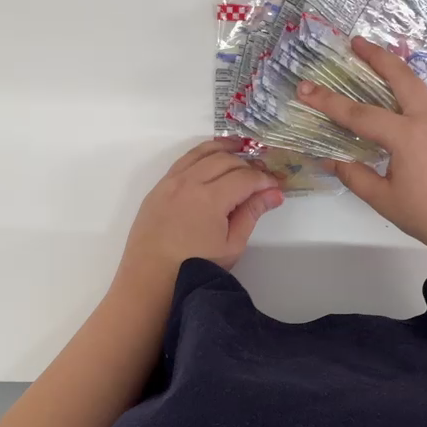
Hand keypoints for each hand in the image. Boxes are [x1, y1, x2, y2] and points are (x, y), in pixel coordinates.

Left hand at [117, 138, 283, 289]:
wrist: (150, 278)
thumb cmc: (195, 267)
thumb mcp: (231, 245)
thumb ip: (251, 214)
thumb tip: (273, 194)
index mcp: (210, 198)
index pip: (245, 178)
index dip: (264, 180)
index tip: (276, 186)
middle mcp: (190, 182)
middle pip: (225, 160)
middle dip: (247, 164)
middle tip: (261, 175)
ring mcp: (171, 182)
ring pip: (202, 153)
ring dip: (223, 149)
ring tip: (240, 148)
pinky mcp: (159, 187)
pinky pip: (183, 160)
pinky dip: (201, 154)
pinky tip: (210, 158)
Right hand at [298, 37, 426, 259]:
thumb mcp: (382, 198)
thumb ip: (354, 175)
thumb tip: (330, 160)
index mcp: (407, 136)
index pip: (359, 113)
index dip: (329, 101)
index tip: (306, 88)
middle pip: (400, 76)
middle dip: (376, 56)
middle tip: (356, 42)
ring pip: (420, 86)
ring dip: (398, 72)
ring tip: (379, 65)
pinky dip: (414, 93)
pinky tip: (404, 102)